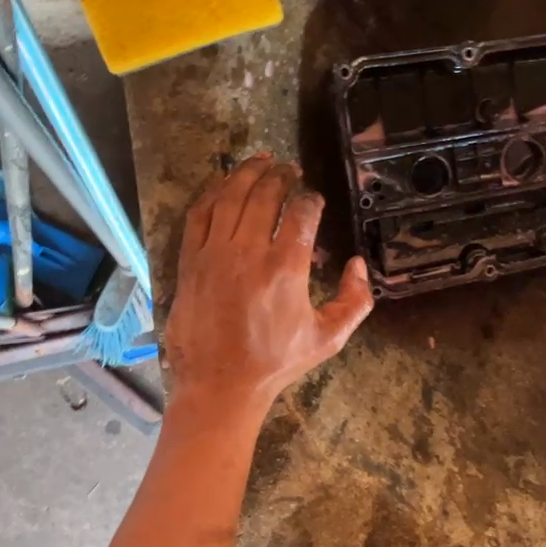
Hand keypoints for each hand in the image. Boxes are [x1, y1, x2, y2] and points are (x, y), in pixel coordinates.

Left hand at [164, 156, 372, 410]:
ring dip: (246, 174)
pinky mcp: (190, 262)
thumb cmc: (275, 362)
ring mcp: (214, 254)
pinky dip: (212, 194)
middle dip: (280, 176)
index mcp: (285, 268)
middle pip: (264, 195)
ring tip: (260, 160)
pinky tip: (222, 185)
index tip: (315, 200)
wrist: (219, 386)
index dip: (311, 200)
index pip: (301, 214)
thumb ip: (355, 301)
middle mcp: (248, 252)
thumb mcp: (328, 338)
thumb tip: (356, 264)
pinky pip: (198, 215)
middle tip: (290, 169)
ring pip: (229, 198)